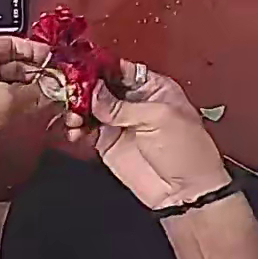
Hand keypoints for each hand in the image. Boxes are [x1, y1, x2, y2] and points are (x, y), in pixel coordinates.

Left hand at [0, 36, 54, 187]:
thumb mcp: (4, 98)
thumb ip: (34, 92)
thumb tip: (54, 89)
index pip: (11, 42)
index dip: (35, 50)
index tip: (55, 59)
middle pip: (15, 65)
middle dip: (38, 73)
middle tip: (60, 81)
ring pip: (14, 86)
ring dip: (34, 91)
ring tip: (56, 96)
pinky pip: (9, 104)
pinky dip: (25, 106)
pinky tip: (41, 109)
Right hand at [70, 62, 229, 210]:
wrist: (185, 192)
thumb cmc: (187, 151)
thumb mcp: (159, 118)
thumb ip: (122, 105)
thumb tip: (93, 92)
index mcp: (153, 88)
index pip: (122, 69)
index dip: (102, 66)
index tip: (81, 67)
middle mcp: (133, 102)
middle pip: (101, 86)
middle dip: (84, 87)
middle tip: (70, 90)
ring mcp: (119, 122)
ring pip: (89, 107)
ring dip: (77, 108)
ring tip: (74, 116)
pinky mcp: (108, 142)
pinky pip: (86, 129)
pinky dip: (76, 128)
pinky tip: (75, 131)